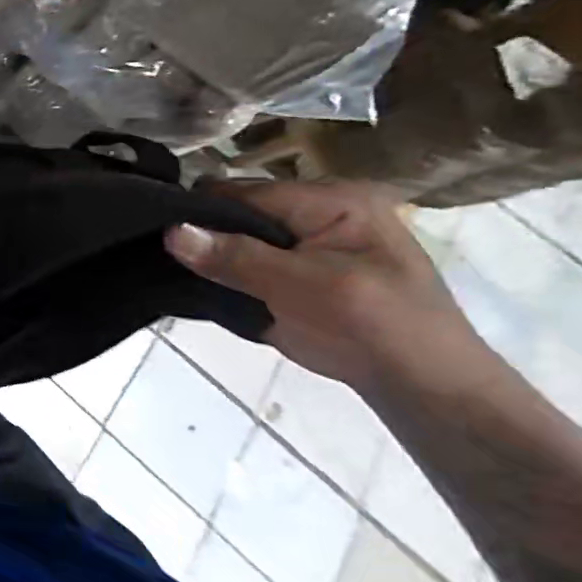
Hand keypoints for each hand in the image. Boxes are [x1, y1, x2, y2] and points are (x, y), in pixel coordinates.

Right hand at [164, 180, 484, 395]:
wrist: (424, 389)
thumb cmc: (379, 328)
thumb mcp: (307, 288)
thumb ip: (238, 258)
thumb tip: (171, 231)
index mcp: (328, 199)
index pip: (241, 192)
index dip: (199, 212)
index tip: (157, 236)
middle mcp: (310, 210)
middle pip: (232, 211)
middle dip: (200, 234)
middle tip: (161, 259)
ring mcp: (299, 242)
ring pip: (229, 237)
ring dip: (204, 257)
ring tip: (167, 271)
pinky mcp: (287, 271)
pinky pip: (237, 261)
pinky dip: (216, 273)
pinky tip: (192, 284)